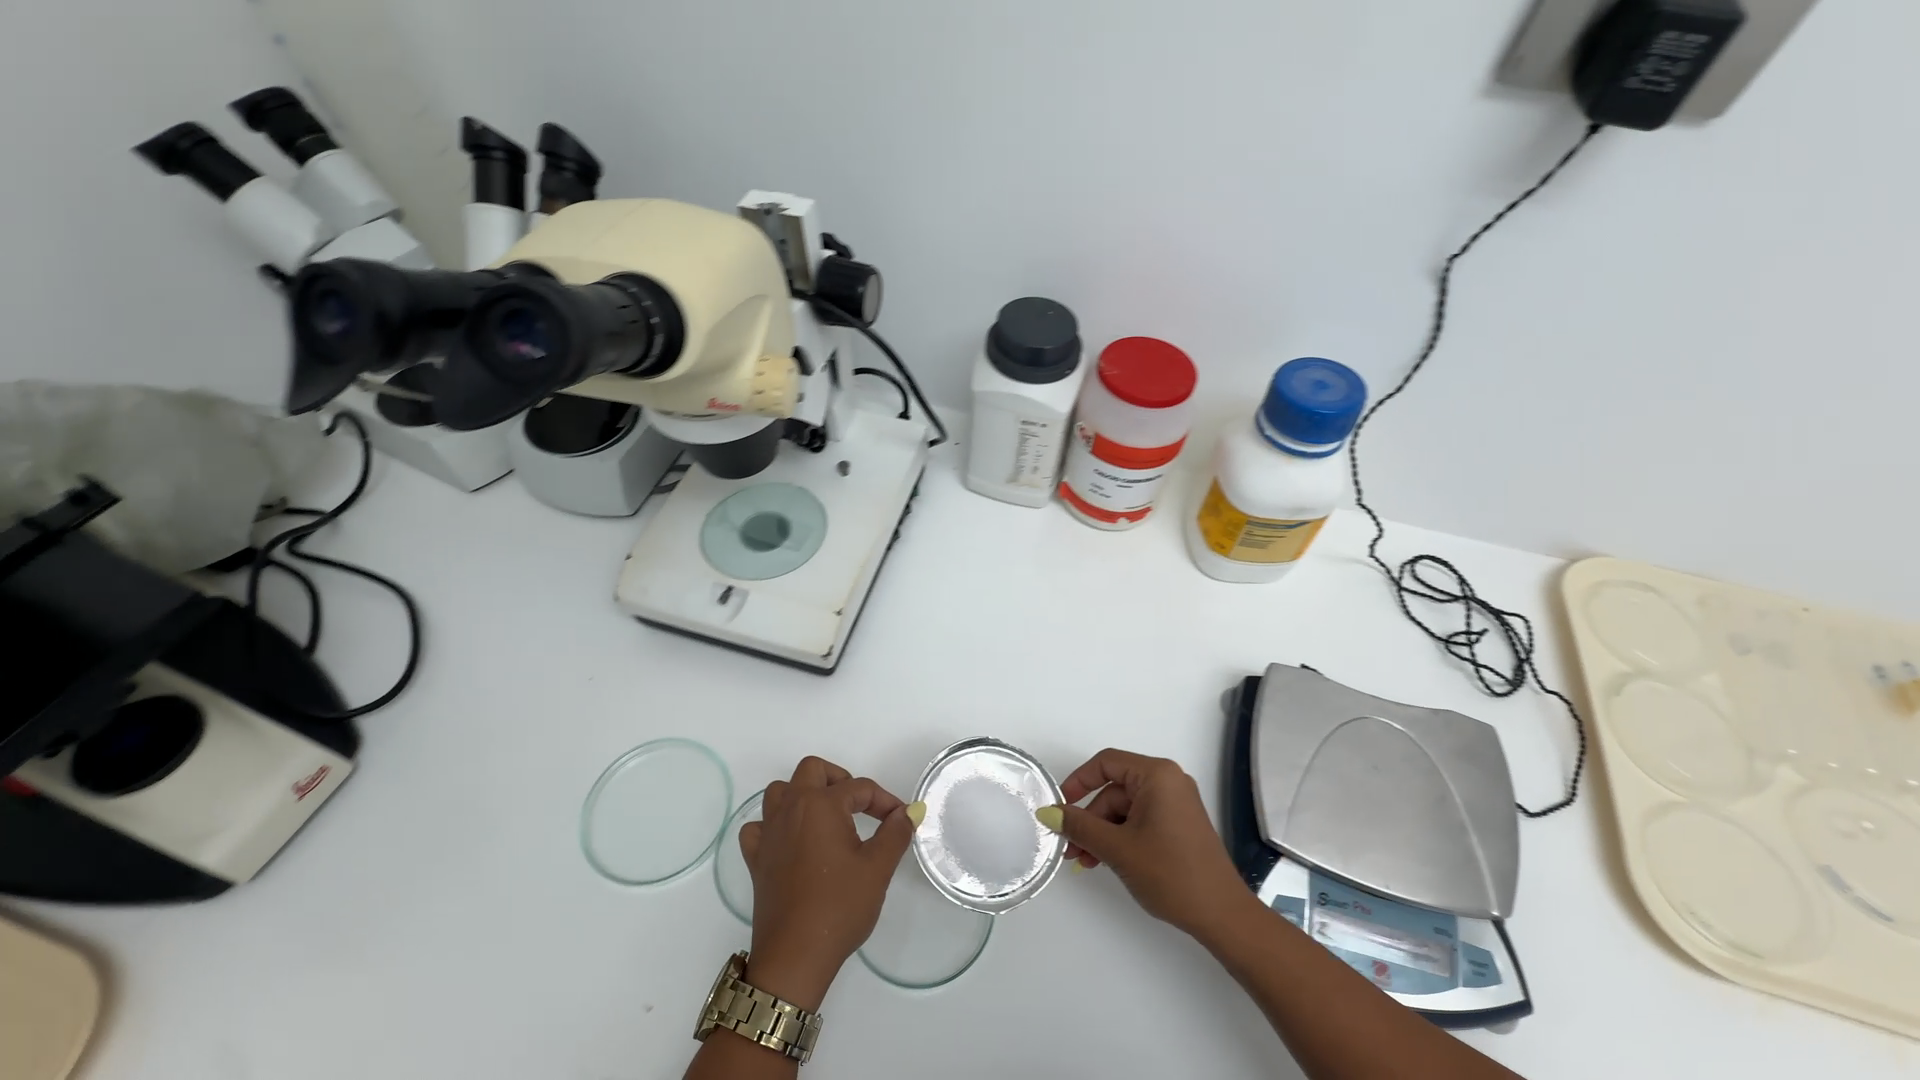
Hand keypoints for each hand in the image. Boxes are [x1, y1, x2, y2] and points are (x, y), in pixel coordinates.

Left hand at [738, 756, 918, 1010]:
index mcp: (821, 805)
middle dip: (839, 779)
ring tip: (827, 817)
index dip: (884, 801)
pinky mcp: (756, 859)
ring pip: (780, 792)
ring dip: (803, 795)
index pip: (859, 787)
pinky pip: (759, 827)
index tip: (900, 820)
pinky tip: (792, 841)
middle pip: (812, 771)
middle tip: (860, 805)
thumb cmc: (840, 906)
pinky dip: (774, 825)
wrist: (796, 953)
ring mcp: (768, 833)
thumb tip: (907, 812)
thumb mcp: (878, 867)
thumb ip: (895, 832)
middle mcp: (791, 809)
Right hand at [1043, 748, 1253, 938]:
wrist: (1221, 914)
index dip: (1077, 782)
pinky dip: (1120, 838)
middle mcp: (1169, 782)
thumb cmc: (1169, 873)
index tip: (1058, 807)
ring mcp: (1176, 805)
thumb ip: (1079, 826)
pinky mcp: (1179, 826)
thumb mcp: (1117, 848)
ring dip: (1102, 833)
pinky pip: (1139, 821)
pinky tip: (1105, 861)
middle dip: (1090, 819)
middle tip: (1070, 848)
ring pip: (1124, 810)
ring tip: (1084, 862)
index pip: (1106, 763)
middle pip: (1114, 790)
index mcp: (1157, 775)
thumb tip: (1048, 812)